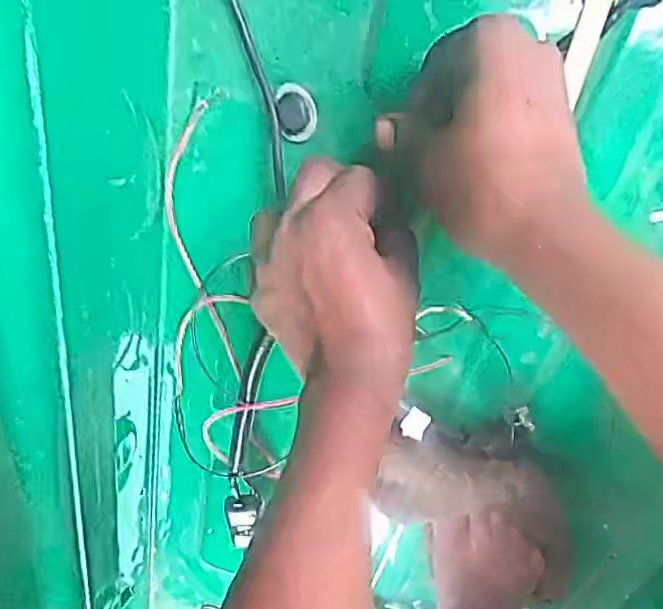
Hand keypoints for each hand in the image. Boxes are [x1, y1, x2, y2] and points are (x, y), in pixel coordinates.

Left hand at [251, 159, 418, 400]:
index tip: (388, 220)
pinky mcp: (257, 286)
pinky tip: (303, 277)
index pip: (358, 177)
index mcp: (330, 215)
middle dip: (338, 189)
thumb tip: (387, 219)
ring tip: (320, 245)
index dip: (380, 197)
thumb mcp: (405, 274)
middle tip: (356, 222)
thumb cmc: (383, 327)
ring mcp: (267, 255)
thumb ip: (396, 232)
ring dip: (301, 215)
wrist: (347, 379)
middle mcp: (290, 224)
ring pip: (278, 209)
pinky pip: (266, 252)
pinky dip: (284, 254)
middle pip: (313, 175)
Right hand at [379, 15, 589, 268]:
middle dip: (445, 119)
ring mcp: (553, 83)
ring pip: (493, 104)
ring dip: (469, 133)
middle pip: (468, 83)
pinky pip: (517, 124)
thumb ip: (404, 136)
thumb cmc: (482, 188)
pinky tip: (482, 179)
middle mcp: (528, 45)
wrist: (546, 232)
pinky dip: (497, 144)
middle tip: (427, 161)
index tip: (408, 146)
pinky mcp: (564, 123)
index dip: (415, 111)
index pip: (434, 68)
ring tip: (454, 175)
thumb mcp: (425, 163)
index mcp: (491, 37)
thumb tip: (389, 127)